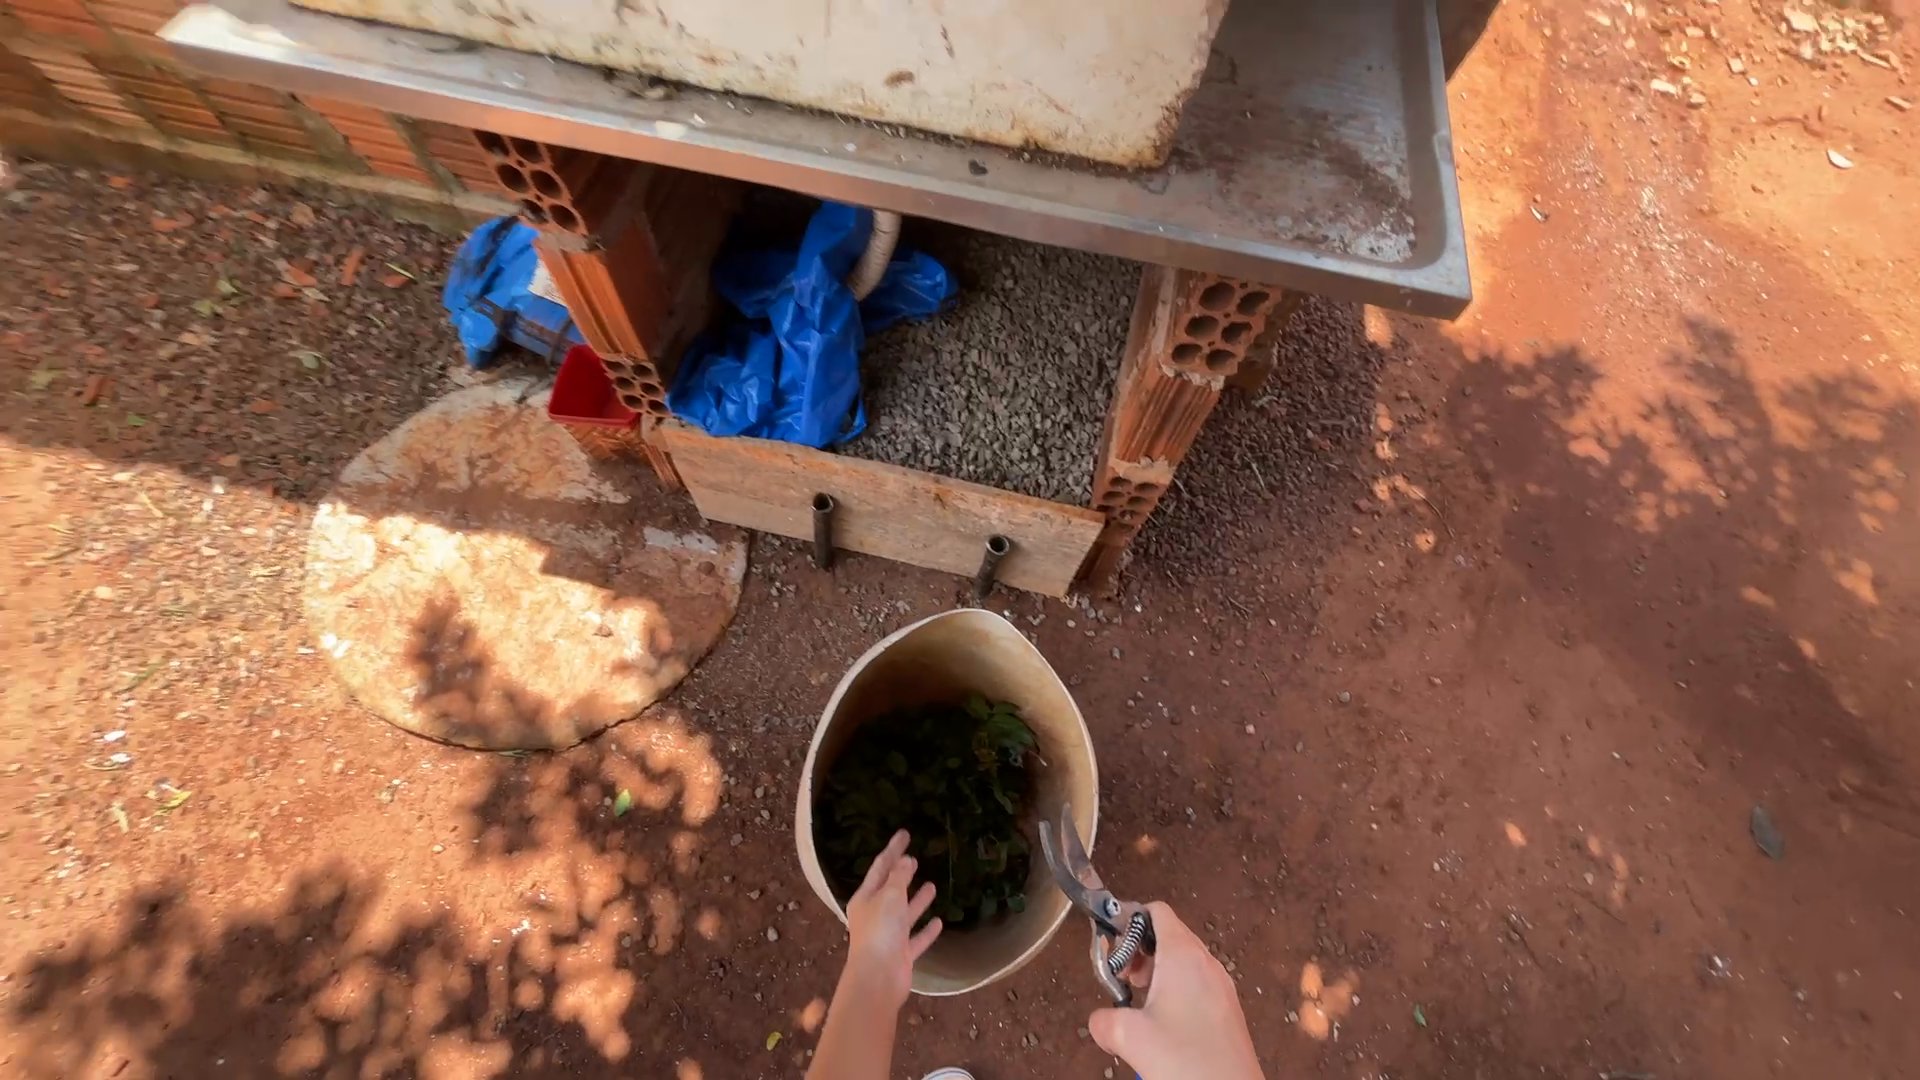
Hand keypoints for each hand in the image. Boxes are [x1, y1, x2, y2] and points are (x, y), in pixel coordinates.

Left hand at [840, 829, 942, 1010]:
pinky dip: (926, 931)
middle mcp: (875, 915)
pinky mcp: (901, 954)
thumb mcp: (890, 896)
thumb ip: (899, 877)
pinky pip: (916, 938)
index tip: (905, 833)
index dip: (893, 849)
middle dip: (903, 874)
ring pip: (905, 914)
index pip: (881, 867)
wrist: (877, 979)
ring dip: (917, 900)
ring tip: (933, 885)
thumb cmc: (880, 931)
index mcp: (866, 898)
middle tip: (916, 857)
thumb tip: (907, 860)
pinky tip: (940, 922)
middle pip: (891, 889)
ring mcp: (888, 936)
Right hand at [1088, 901, 1264, 1079]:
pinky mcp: (1229, 1011)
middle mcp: (1206, 962)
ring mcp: (1222, 986)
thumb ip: (1104, 1020)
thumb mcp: (1130, 1037)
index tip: (1112, 942)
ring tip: (1141, 1002)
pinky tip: (1165, 1024)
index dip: (1129, 918)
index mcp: (1182, 954)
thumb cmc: (1184, 1060)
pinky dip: (1177, 990)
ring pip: (1184, 960)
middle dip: (1139, 949)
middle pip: (1168, 934)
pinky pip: (1198, 983)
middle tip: (1123, 976)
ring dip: (1157, 971)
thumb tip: (1098, 1021)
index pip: (1156, 911)